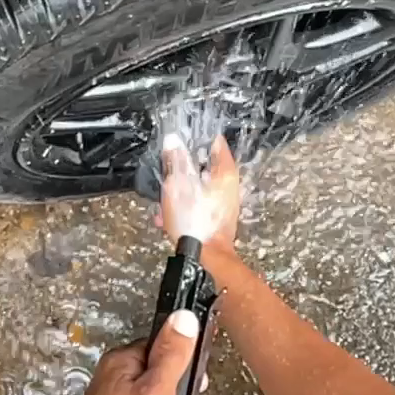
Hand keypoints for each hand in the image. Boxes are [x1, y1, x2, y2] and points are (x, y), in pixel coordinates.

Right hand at [161, 134, 240, 270]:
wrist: (206, 257)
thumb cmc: (194, 221)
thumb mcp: (177, 185)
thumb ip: (174, 162)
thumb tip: (172, 141)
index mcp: (225, 173)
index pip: (217, 143)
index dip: (199, 137)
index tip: (184, 137)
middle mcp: (230, 186)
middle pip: (208, 165)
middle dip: (186, 166)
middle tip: (170, 167)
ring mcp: (226, 203)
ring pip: (201, 185)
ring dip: (182, 187)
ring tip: (164, 197)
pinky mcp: (218, 217)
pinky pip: (200, 202)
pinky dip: (186, 204)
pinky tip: (167, 215)